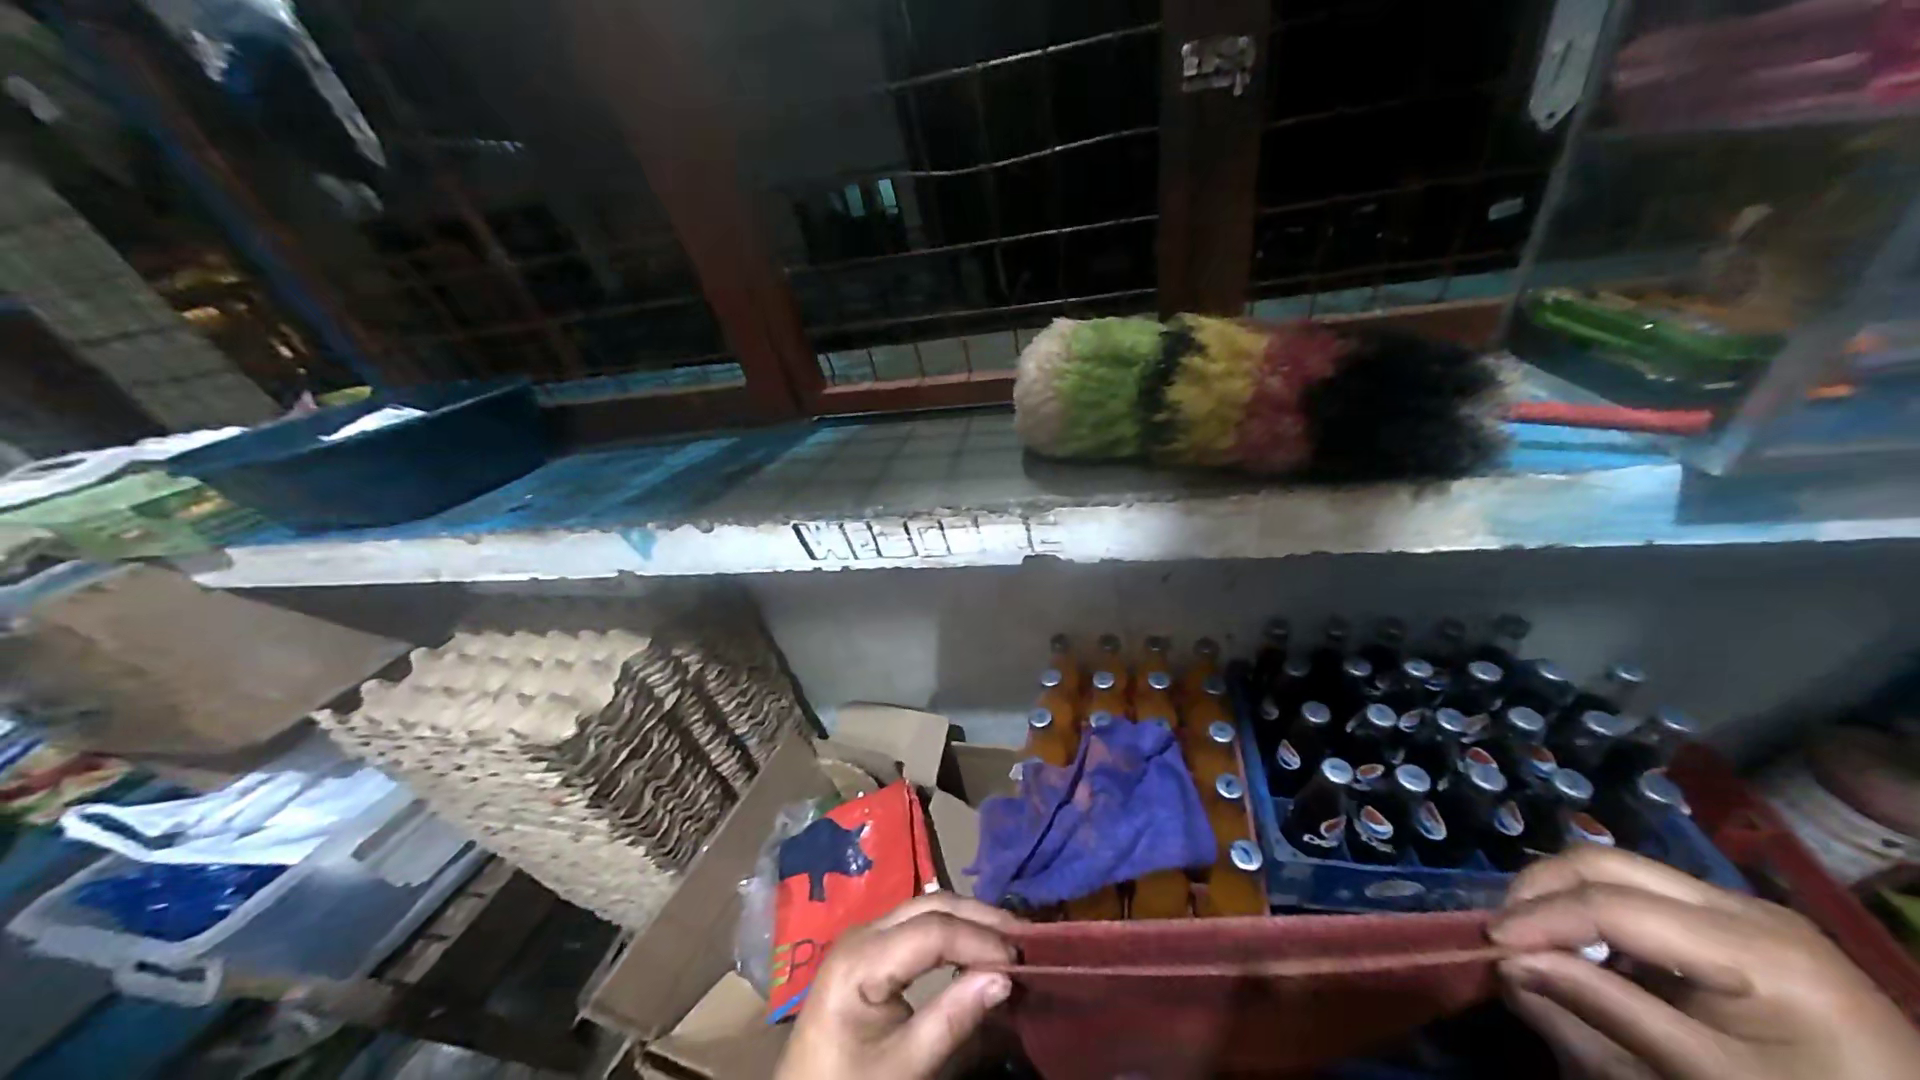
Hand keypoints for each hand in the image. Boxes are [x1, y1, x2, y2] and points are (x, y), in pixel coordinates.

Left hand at [775, 892, 1019, 1079]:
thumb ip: (952, 1019)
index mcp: (861, 958)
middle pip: (931, 906)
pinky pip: (917, 922)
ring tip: (1009, 939)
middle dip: (980, 917)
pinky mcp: (870, 946)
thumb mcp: (904, 1066)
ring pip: (927, 907)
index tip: (1019, 963)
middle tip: (1025, 940)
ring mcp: (865, 935)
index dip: (979, 940)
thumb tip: (1005, 978)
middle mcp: (862, 932)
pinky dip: (952, 928)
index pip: (932, 930)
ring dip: (969, 919)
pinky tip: (976, 945)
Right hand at [1491, 845, 1919, 1079]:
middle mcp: (1744, 906)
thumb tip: (1509, 966)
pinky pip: (1642, 893)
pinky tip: (1588, 955)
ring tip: (1536, 943)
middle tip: (1503, 935)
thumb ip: (1605, 1014)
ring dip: (1561, 898)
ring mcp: (1743, 908)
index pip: (1612, 905)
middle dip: (1538, 891)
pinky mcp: (1738, 921)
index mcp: (1756, 948)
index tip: (1489, 947)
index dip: (1539, 919)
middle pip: (1605, 863)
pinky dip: (1595, 913)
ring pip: (1615, 868)